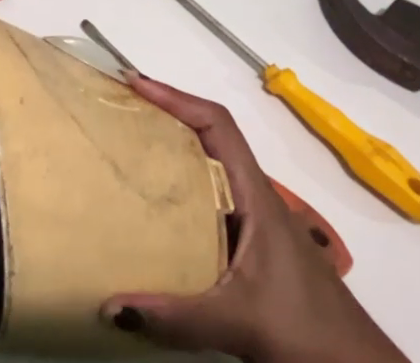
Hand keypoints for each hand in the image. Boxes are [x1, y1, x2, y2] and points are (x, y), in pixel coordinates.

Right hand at [102, 76, 409, 362]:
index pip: (218, 127)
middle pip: (208, 139)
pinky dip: (174, 187)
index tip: (134, 85)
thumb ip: (176, 317)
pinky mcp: (250, 247)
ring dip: (166, 149)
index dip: (177, 98)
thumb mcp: (239, 323)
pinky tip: (148, 208)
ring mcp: (254, 224)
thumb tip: (108, 306)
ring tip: (119, 148)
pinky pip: (206, 200)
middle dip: (162, 116)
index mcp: (257, 199)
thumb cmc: (311, 334)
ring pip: (207, 170)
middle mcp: (255, 201)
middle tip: (113, 110)